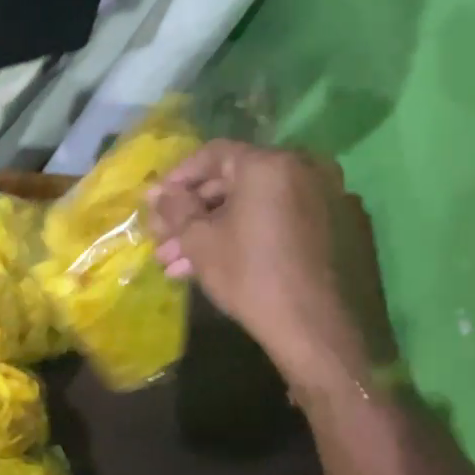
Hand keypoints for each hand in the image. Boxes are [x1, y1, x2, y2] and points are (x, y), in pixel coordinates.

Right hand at [147, 141, 394, 392]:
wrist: (307, 320)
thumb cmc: (246, 271)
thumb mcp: (198, 239)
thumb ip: (175, 207)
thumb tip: (158, 191)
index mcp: (268, 165)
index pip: (213, 154)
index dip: (177, 177)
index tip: (155, 203)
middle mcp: (297, 171)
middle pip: (230, 181)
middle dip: (190, 211)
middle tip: (161, 238)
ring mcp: (313, 199)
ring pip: (246, 205)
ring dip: (207, 229)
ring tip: (174, 261)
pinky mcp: (319, 226)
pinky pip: (267, 219)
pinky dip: (236, 234)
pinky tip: (204, 264)